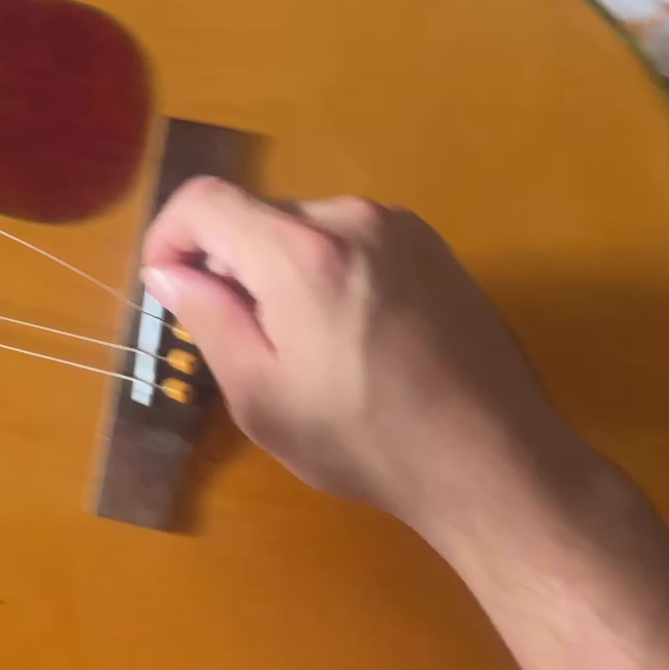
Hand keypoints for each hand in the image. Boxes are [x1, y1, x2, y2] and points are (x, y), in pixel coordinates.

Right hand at [139, 178, 585, 534]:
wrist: (501, 469)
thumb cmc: (363, 438)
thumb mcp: (255, 390)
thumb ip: (203, 316)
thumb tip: (167, 273)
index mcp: (301, 254)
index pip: (201, 200)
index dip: (167, 236)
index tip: (167, 285)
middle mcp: (349, 219)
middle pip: (245, 212)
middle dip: (218, 261)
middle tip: (229, 327)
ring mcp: (395, 226)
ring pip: (287, 223)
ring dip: (264, 264)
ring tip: (288, 333)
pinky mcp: (425, 242)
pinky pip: (334, 234)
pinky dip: (310, 265)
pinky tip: (335, 325)